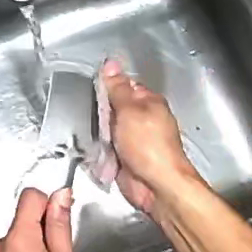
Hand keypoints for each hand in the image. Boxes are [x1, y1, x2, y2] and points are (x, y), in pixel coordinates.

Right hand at [100, 61, 203, 214]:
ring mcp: (133, 140)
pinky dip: (100, 151)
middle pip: (112, 108)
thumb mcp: (129, 110)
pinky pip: (105, 149)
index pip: (123, 85)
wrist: (157, 187)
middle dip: (101, 113)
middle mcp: (142, 119)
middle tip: (95, 117)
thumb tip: (111, 64)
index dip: (107, 87)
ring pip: (106, 129)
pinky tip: (96, 151)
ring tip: (97, 136)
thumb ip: (117, 88)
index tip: (94, 91)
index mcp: (148, 102)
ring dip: (99, 134)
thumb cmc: (151, 147)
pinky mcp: (124, 158)